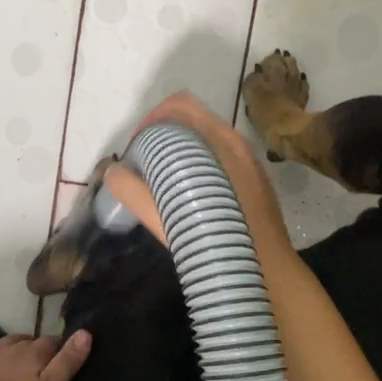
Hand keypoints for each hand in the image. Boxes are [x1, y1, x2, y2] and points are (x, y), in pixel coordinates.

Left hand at [0, 330, 91, 380]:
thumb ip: (66, 362)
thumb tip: (86, 333)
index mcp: (35, 352)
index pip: (54, 342)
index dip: (62, 349)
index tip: (65, 360)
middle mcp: (15, 344)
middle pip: (33, 340)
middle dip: (41, 348)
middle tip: (45, 364)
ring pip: (12, 340)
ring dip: (20, 344)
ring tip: (25, 355)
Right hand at [103, 91, 293, 256]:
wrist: (268, 275)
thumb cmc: (218, 243)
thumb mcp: (168, 219)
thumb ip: (136, 193)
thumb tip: (113, 174)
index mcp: (221, 142)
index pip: (180, 106)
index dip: (151, 121)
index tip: (136, 151)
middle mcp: (238, 145)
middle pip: (193, 121)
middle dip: (163, 137)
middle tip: (143, 168)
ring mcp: (250, 163)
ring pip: (207, 142)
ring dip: (180, 153)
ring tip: (161, 184)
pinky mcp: (254, 183)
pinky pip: (219, 160)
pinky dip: (197, 166)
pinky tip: (186, 198)